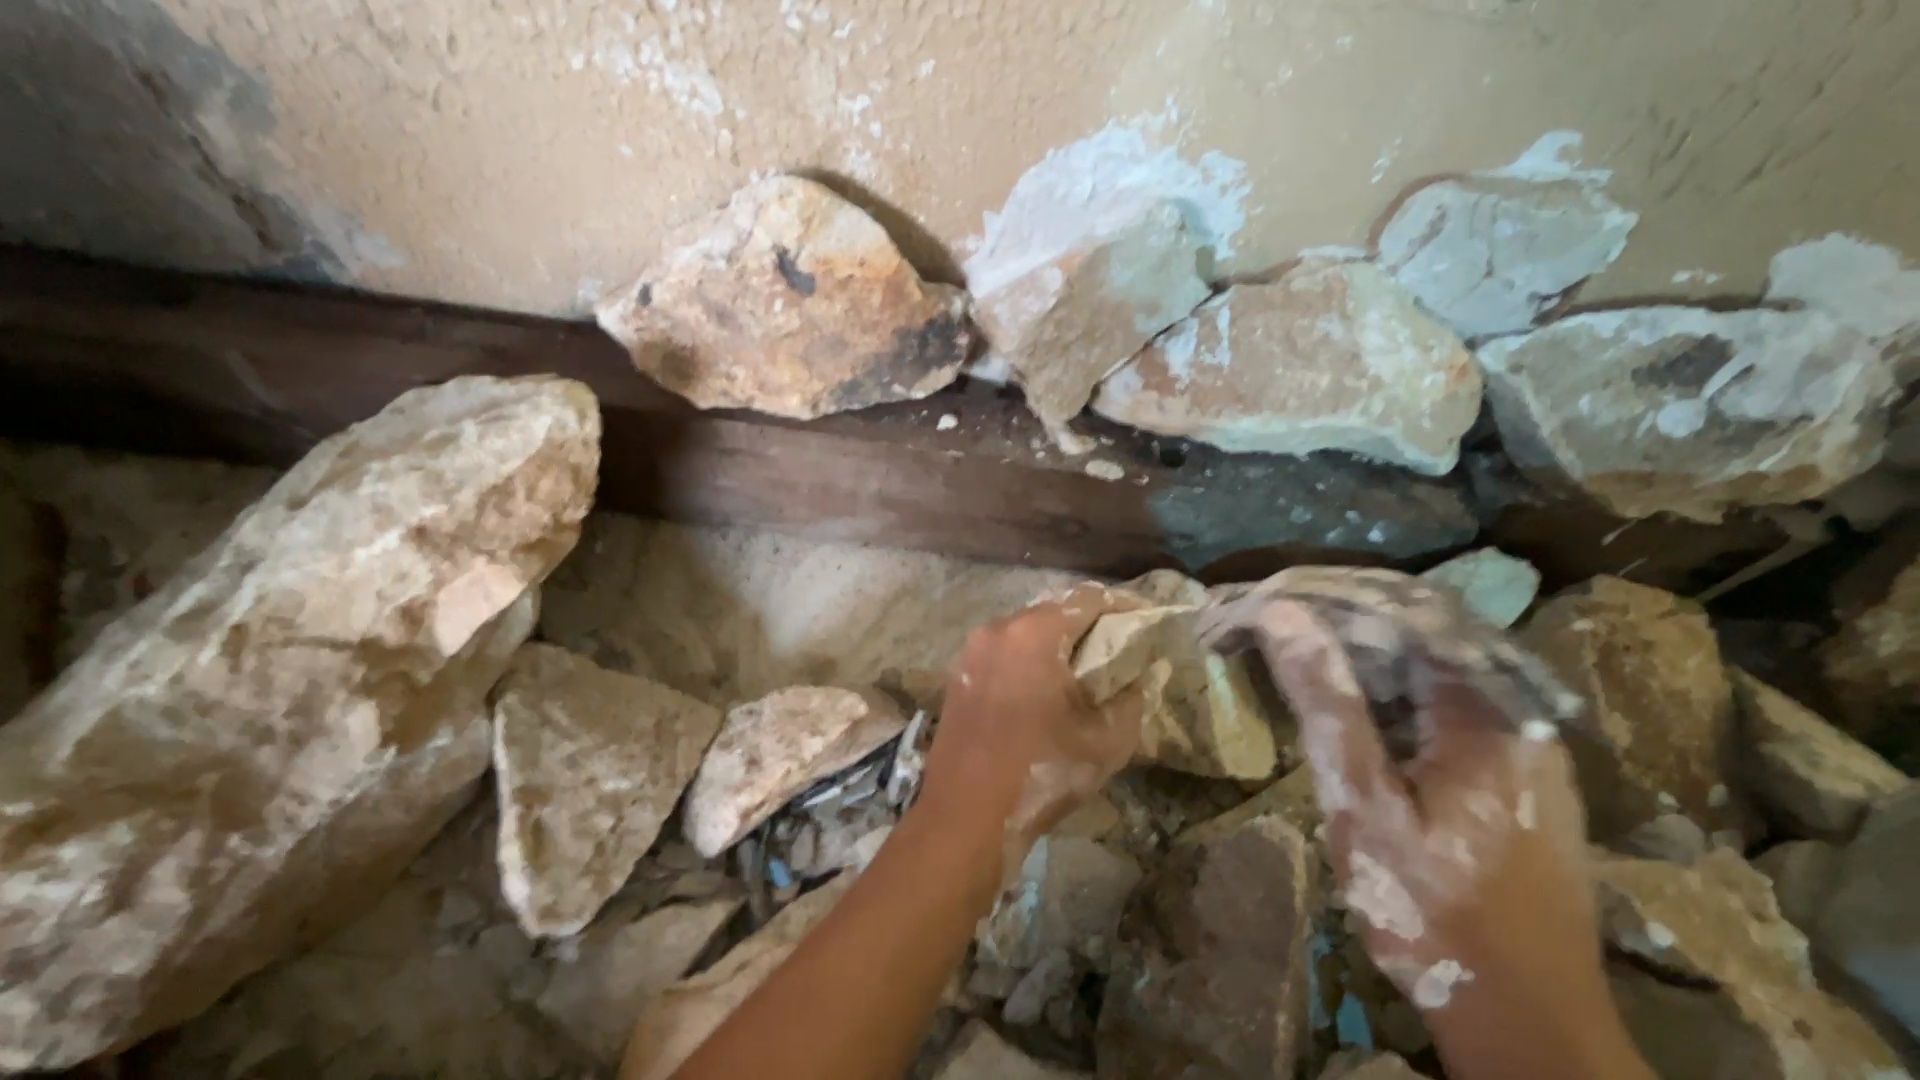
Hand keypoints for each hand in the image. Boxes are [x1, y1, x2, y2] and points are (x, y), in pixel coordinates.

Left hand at [917, 585, 1145, 876]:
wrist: (965, 817)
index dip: (1121, 606)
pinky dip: (1026, 664)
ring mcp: (970, 653)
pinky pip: (1002, 656)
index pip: (1087, 600)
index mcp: (1033, 634)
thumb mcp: (1106, 740)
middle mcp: (996, 631)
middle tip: (1116, 649)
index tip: (1143, 619)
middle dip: (1086, 626)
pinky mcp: (957, 678)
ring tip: (1082, 672)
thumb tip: (1133, 675)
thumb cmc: (1042, 773)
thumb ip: (1129, 696)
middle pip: (1052, 613)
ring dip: (1053, 647)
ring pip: (1023, 635)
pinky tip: (1043, 692)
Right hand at [1203, 597, 1651, 1079]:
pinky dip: (1373, 680)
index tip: (1244, 602)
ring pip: (1419, 656)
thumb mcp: (1366, 807)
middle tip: (1244, 617)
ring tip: (1272, 641)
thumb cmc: (1439, 916)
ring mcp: (1514, 732)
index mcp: (1488, 704)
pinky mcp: (1505, 761)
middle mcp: (1512, 702)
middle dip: (1321, 611)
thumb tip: (1279, 614)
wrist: (1530, 1020)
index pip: (1394, 606)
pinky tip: (1330, 688)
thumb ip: (1327, 704)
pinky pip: (1431, 693)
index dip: (1312, 593)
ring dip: (1343, 643)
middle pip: (1409, 622)